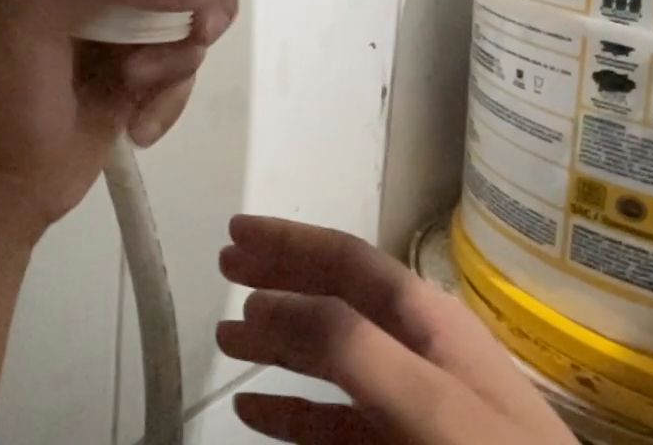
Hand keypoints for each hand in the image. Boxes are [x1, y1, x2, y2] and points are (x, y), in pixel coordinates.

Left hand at [0, 0, 238, 229]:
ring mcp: (129, 30)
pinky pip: (189, 70)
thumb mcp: (35, 14)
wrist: (6, 179)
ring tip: (136, 90)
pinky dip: (173, 100)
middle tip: (194, 36)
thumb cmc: (10, 91)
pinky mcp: (146, 73)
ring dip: (178, 62)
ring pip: (197, 22)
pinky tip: (138, 125)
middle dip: (198, 8)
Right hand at [215, 215, 574, 444]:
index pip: (344, 258)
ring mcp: (412, 404)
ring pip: (328, 357)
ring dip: (275, 342)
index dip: (287, 240)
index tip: (234, 232)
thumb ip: (348, 346)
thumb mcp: (429, 403)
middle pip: (332, 297)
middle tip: (223, 270)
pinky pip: (334, 420)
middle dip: (276, 278)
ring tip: (225, 339)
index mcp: (424, 320)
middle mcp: (416, 351)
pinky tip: (256, 413)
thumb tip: (263, 301)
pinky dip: (291, 409)